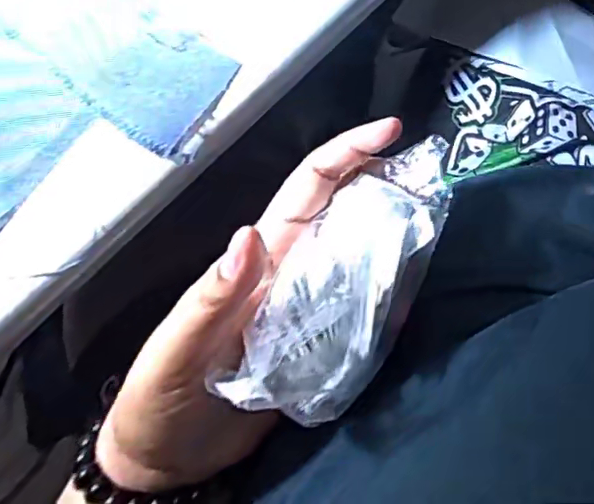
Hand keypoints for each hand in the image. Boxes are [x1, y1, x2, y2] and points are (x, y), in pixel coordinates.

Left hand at [94, 118, 403, 491]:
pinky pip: (372, 293)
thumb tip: (248, 236)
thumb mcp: (175, 351)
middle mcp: (298, 261)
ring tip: (434, 217)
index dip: (349, 149)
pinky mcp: (331, 330)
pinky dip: (397, 279)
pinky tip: (415, 280)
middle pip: (350, 201)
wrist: (170, 463)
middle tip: (430, 173)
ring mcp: (317, 294)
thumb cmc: (160, 401)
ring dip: (400, 222)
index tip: (391, 129)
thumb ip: (210, 298)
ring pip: (367, 241)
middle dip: (389, 175)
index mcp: (267, 252)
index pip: (311, 183)